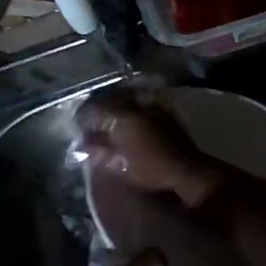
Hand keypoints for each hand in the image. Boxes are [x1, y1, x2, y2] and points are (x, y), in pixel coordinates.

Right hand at [78, 95, 221, 206]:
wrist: (186, 169)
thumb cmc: (151, 171)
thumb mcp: (120, 166)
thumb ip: (100, 153)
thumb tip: (84, 146)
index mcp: (123, 118)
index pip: (94, 109)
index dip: (84, 116)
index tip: (79, 124)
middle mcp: (137, 105)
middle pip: (110, 97)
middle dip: (98, 106)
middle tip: (92, 118)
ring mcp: (153, 104)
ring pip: (127, 94)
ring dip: (115, 101)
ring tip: (109, 115)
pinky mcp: (165, 108)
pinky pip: (142, 97)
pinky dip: (132, 102)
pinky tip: (130, 114)